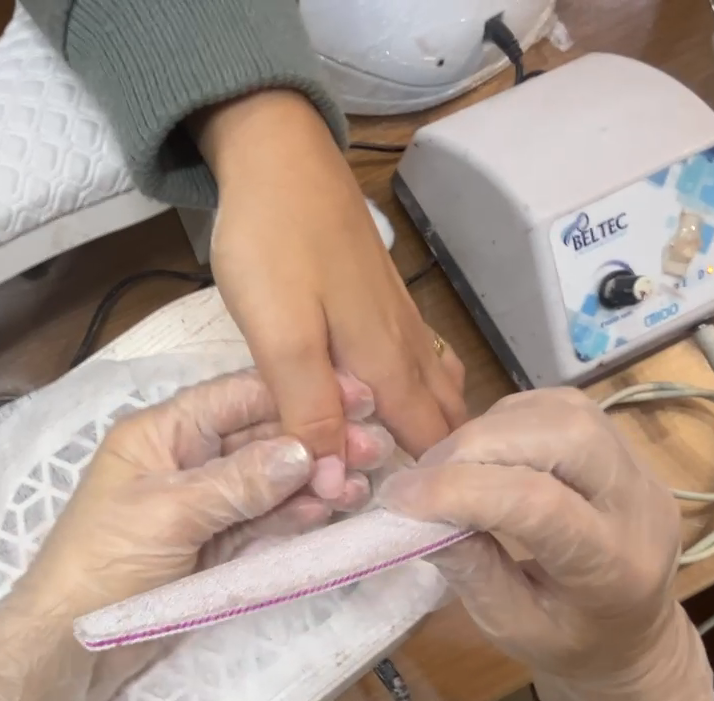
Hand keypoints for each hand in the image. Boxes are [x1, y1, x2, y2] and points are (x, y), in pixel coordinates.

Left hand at [0, 369, 395, 700]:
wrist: (72, 644)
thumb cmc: (104, 564)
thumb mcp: (168, 513)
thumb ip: (237, 481)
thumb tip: (305, 449)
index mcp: (162, 433)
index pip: (236, 397)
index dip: (294, 394)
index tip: (356, 395)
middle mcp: (186, 459)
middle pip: (260, 439)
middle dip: (314, 443)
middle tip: (372, 450)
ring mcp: (204, 503)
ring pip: (269, 482)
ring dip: (312, 483)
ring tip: (358, 487)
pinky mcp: (215, 543)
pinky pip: (264, 521)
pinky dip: (294, 516)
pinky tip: (329, 510)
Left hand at [195, 90, 469, 486]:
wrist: (274, 156)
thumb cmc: (275, 247)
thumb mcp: (282, 338)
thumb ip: (311, 410)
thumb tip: (340, 485)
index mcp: (387, 364)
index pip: (428, 442)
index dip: (430, 488)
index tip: (419, 531)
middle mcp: (404, 347)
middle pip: (439, 419)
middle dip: (439, 467)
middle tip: (418, 512)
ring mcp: (394, 321)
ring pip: (428, 392)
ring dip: (425, 434)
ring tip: (412, 478)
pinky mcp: (375, 304)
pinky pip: (408, 366)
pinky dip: (409, 399)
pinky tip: (389, 411)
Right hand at [378, 388, 713, 700]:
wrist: (633, 638)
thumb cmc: (567, 643)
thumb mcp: (509, 627)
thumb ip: (470, 571)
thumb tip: (416, 518)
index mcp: (613, 567)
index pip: (538, 505)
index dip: (459, 491)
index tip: (397, 500)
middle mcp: (639, 504)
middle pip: (564, 437)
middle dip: (475, 447)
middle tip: (422, 478)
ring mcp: (638, 468)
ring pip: (562, 412)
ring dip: (488, 429)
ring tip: (446, 467)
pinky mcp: (623, 447)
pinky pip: (561, 407)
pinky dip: (506, 420)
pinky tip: (481, 453)